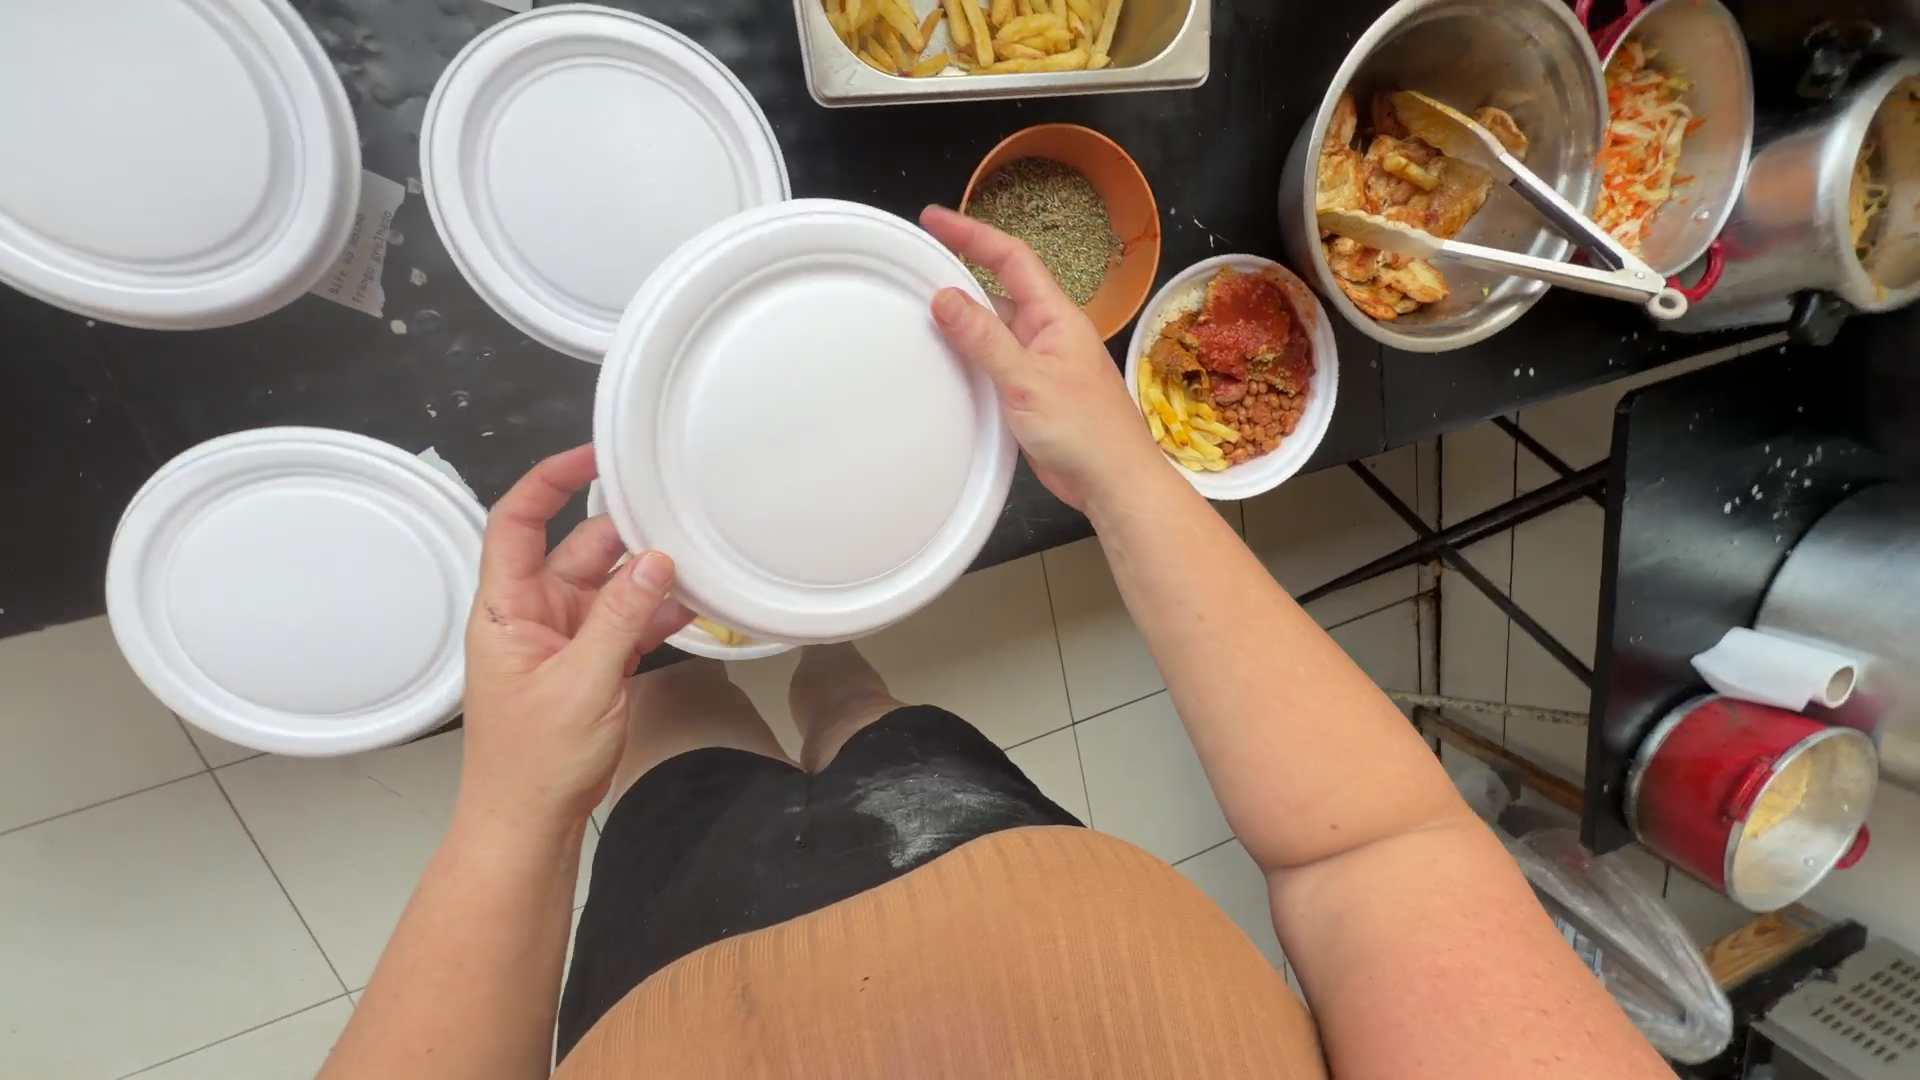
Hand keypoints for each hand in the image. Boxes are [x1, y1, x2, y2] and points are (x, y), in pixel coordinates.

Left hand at [459, 446, 691, 831]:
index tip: (595, 455)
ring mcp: (570, 634)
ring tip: (696, 563)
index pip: (517, 522)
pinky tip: (695, 606)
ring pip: (615, 583)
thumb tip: (657, 561)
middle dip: (627, 534)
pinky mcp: (597, 657)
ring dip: (652, 576)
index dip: (550, 481)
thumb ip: (621, 617)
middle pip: (581, 549)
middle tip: (676, 517)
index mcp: (509, 607)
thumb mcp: (583, 682)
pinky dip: (661, 611)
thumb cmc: (535, 758)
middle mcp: (538, 611)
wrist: (534, 818)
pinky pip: (632, 618)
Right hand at [920, 205, 1164, 513]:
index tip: (934, 219)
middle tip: (916, 268)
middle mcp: (1046, 335)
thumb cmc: (1084, 429)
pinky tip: (944, 364)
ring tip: (918, 312)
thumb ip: (985, 339)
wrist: (1111, 481)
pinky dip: (967, 359)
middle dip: (960, 275)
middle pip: (998, 292)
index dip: (973, 234)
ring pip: (993, 331)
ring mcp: (1038, 366)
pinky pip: (993, 365)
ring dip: (961, 322)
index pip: (1012, 259)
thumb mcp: (1027, 380)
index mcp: (1055, 317)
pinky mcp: (1029, 396)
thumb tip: (945, 298)